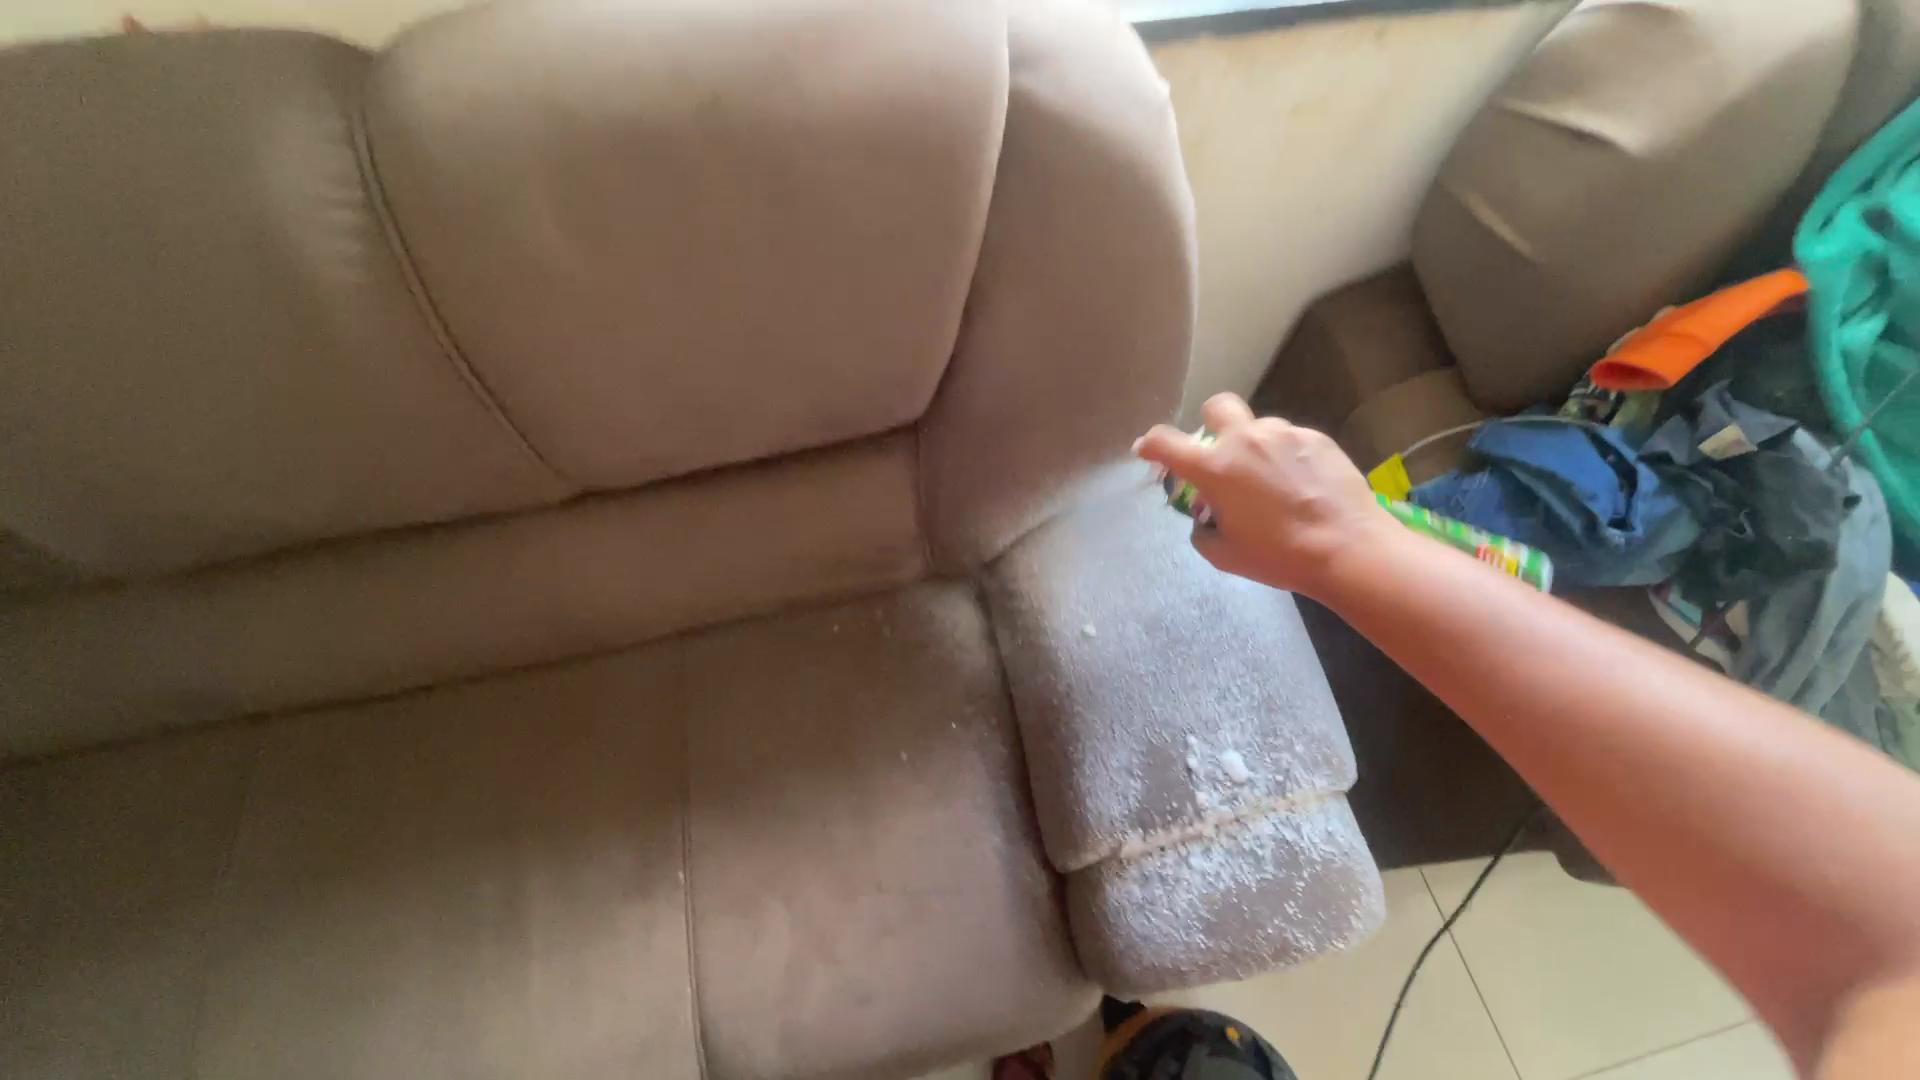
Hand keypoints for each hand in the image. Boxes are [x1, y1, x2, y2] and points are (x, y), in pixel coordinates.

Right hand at [1134, 393, 1398, 595]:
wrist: (1347, 548)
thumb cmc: (1278, 556)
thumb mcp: (1223, 553)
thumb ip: (1203, 529)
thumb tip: (1206, 516)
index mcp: (1214, 468)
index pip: (1165, 442)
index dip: (1150, 444)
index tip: (1147, 450)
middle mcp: (1245, 440)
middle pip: (1216, 406)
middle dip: (1211, 423)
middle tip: (1221, 453)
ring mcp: (1284, 434)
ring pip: (1259, 427)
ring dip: (1255, 447)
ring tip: (1273, 482)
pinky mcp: (1317, 438)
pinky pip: (1291, 440)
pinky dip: (1287, 458)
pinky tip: (1302, 486)